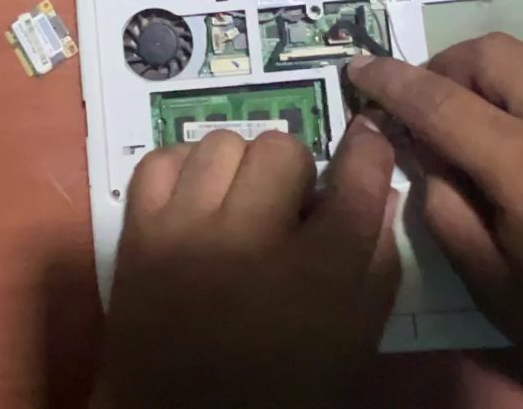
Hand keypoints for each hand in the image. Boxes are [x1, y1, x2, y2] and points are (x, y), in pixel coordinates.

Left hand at [93, 122, 399, 408]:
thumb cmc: (280, 392)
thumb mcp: (352, 346)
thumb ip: (377, 268)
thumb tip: (383, 194)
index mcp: (316, 278)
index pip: (355, 182)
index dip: (368, 152)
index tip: (365, 139)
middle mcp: (251, 240)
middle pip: (282, 148)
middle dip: (292, 172)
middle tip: (285, 206)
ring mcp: (187, 230)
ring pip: (222, 144)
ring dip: (238, 169)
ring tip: (236, 205)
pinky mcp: (138, 230)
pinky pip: (162, 159)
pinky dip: (182, 172)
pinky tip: (194, 202)